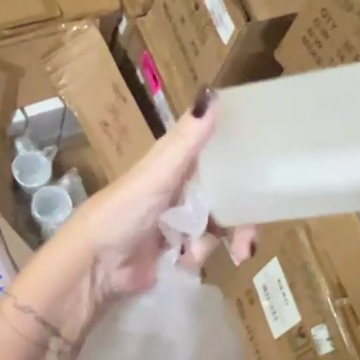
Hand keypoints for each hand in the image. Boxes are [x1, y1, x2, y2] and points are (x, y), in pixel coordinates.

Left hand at [48, 89, 253, 309]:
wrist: (92, 267)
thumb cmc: (122, 213)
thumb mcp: (156, 174)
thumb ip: (186, 141)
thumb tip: (211, 93)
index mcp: (171, 165)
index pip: (216, 155)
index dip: (241, 162)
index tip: (267, 174)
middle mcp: (176, 189)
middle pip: (223, 196)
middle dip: (237, 219)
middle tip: (246, 241)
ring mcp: (175, 222)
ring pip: (216, 226)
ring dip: (214, 242)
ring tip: (197, 255)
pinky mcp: (172, 251)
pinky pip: (201, 250)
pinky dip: (197, 257)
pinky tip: (185, 263)